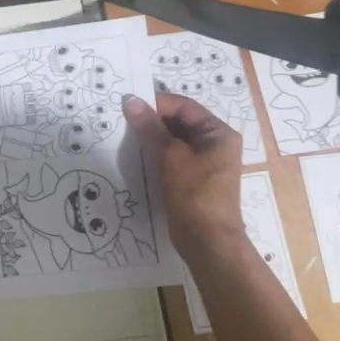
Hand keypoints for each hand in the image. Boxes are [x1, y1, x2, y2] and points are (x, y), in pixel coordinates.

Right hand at [124, 93, 245, 257]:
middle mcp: (214, 144)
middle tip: (121, 118)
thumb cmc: (195, 194)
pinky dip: (153, 153)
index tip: (128, 104)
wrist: (206, 240)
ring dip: (150, 137)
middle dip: (151, 119)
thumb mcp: (171, 156)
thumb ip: (150, 127)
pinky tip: (134, 155)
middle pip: (179, 122)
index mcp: (218, 133)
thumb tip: (130, 100)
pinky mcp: (191, 178)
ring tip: (123, 135)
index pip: (184, 107)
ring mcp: (203, 162)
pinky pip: (170, 157)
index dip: (156, 103)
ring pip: (172, 140)